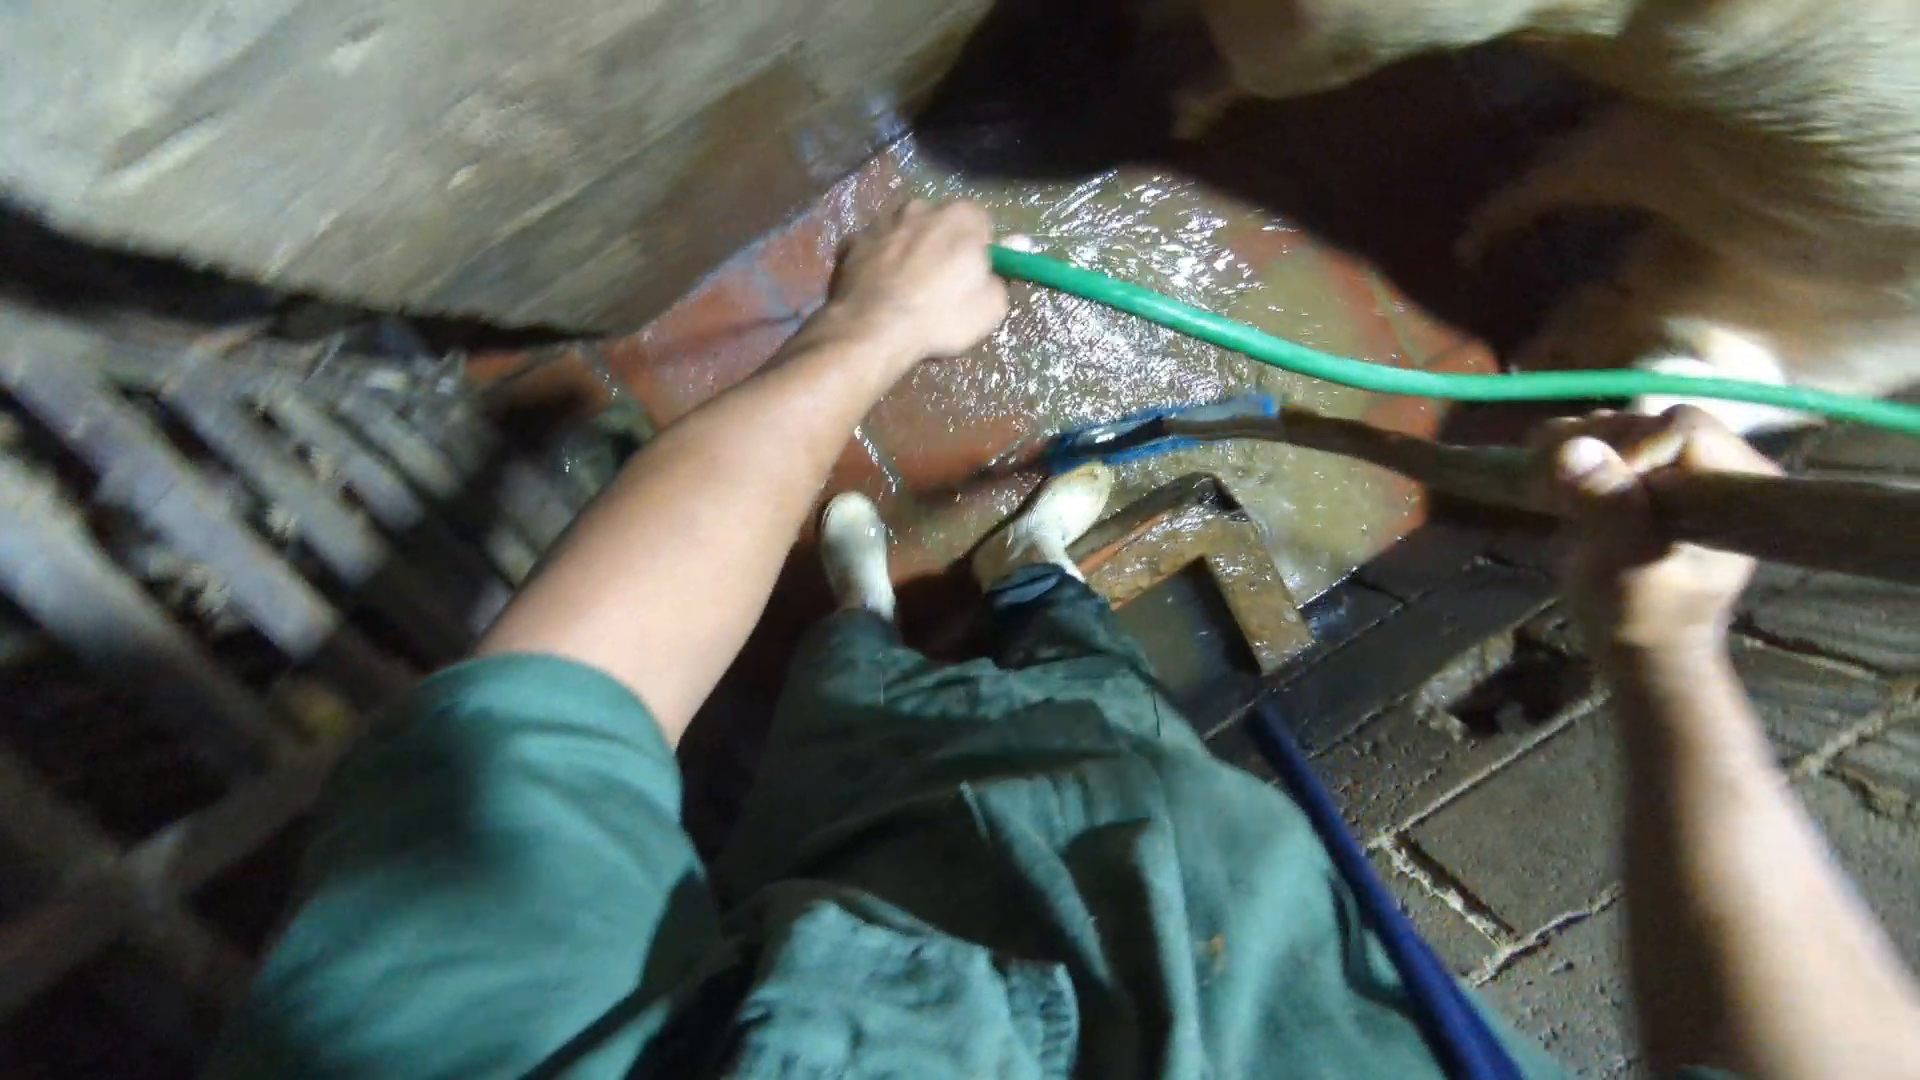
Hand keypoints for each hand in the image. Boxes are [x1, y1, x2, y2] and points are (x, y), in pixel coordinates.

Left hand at [823, 200, 1009, 363]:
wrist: (875, 329)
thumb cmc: (941, 317)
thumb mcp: (990, 307)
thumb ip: (1003, 272)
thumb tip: (1017, 245)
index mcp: (960, 216)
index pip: (981, 223)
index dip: (980, 251)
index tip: (974, 276)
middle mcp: (920, 206)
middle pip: (940, 224)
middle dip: (942, 246)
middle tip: (940, 286)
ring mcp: (882, 222)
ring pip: (904, 233)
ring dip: (908, 252)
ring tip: (907, 290)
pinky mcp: (852, 242)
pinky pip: (873, 249)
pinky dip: (878, 263)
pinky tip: (880, 290)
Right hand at [1533, 406, 1781, 654]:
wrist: (1636, 641)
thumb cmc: (1642, 614)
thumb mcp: (1625, 567)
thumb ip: (1607, 508)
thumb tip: (1572, 448)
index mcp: (1735, 484)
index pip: (1678, 427)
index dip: (1626, 447)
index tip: (1587, 494)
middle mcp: (1712, 464)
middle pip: (1641, 420)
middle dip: (1589, 446)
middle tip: (1552, 488)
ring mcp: (1672, 468)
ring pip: (1613, 426)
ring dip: (1567, 448)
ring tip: (1545, 488)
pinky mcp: (1637, 474)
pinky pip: (1596, 441)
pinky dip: (1561, 453)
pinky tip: (1546, 483)